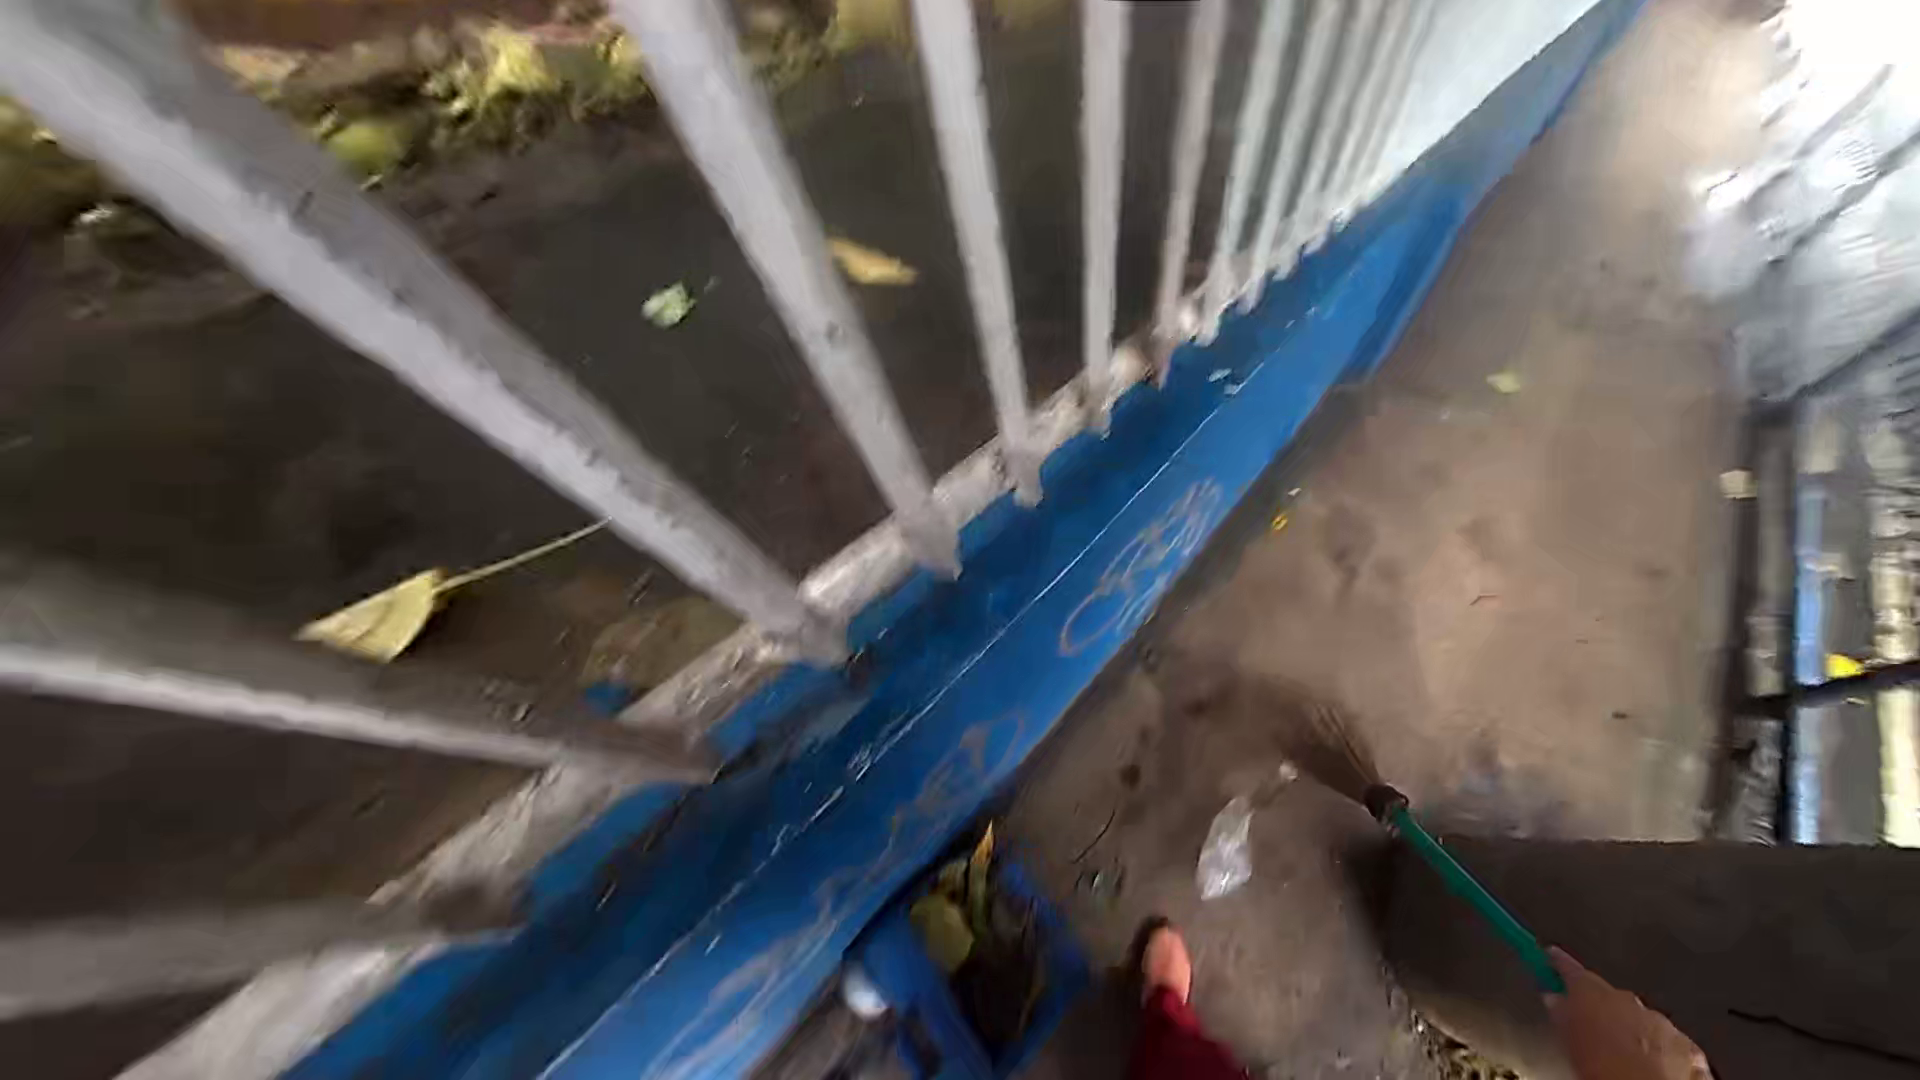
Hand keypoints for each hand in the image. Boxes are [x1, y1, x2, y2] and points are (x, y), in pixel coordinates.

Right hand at [1544, 947, 1711, 1079]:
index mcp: (1593, 990)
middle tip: (1594, 1028)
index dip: (1558, 962)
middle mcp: (1629, 1000)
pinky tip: (1653, 1068)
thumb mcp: (1565, 1035)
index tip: (1551, 956)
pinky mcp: (1693, 1051)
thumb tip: (1558, 1002)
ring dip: (1634, 1030)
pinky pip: (1671, 1044)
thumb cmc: (1598, 1065)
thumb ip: (1560, 1010)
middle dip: (1603, 1008)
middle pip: (1611, 997)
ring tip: (1627, 1056)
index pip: (1569, 967)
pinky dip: (1662, 1052)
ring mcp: (1664, 1025)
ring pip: (1643, 1020)